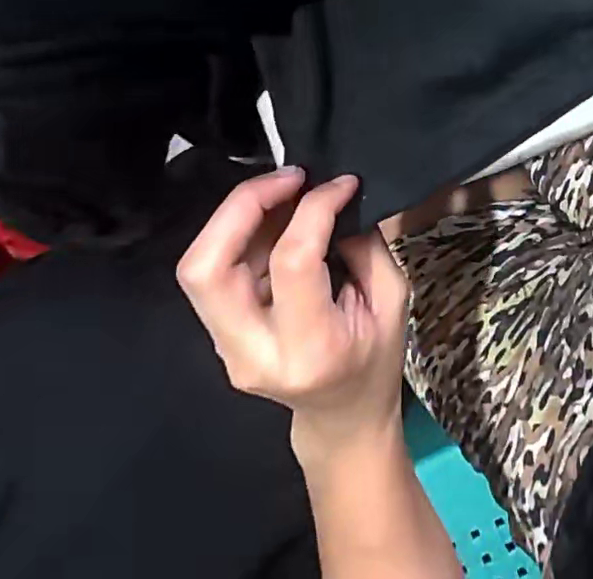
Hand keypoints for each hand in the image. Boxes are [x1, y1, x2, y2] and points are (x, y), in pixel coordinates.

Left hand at [177, 169, 409, 460]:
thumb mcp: (393, 299)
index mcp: (311, 346)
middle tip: (289, 176)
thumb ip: (364, 249)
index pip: (293, 262)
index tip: (343, 184)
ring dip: (238, 216)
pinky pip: (215, 275)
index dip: (315, 209)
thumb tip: (335, 204)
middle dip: (242, 207)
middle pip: (207, 270)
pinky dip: (243, 235)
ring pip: (198, 269)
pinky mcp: (218, 338)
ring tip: (284, 191)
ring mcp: (225, 349)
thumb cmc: (379, 357)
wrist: (342, 416)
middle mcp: (252, 352)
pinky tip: (277, 219)